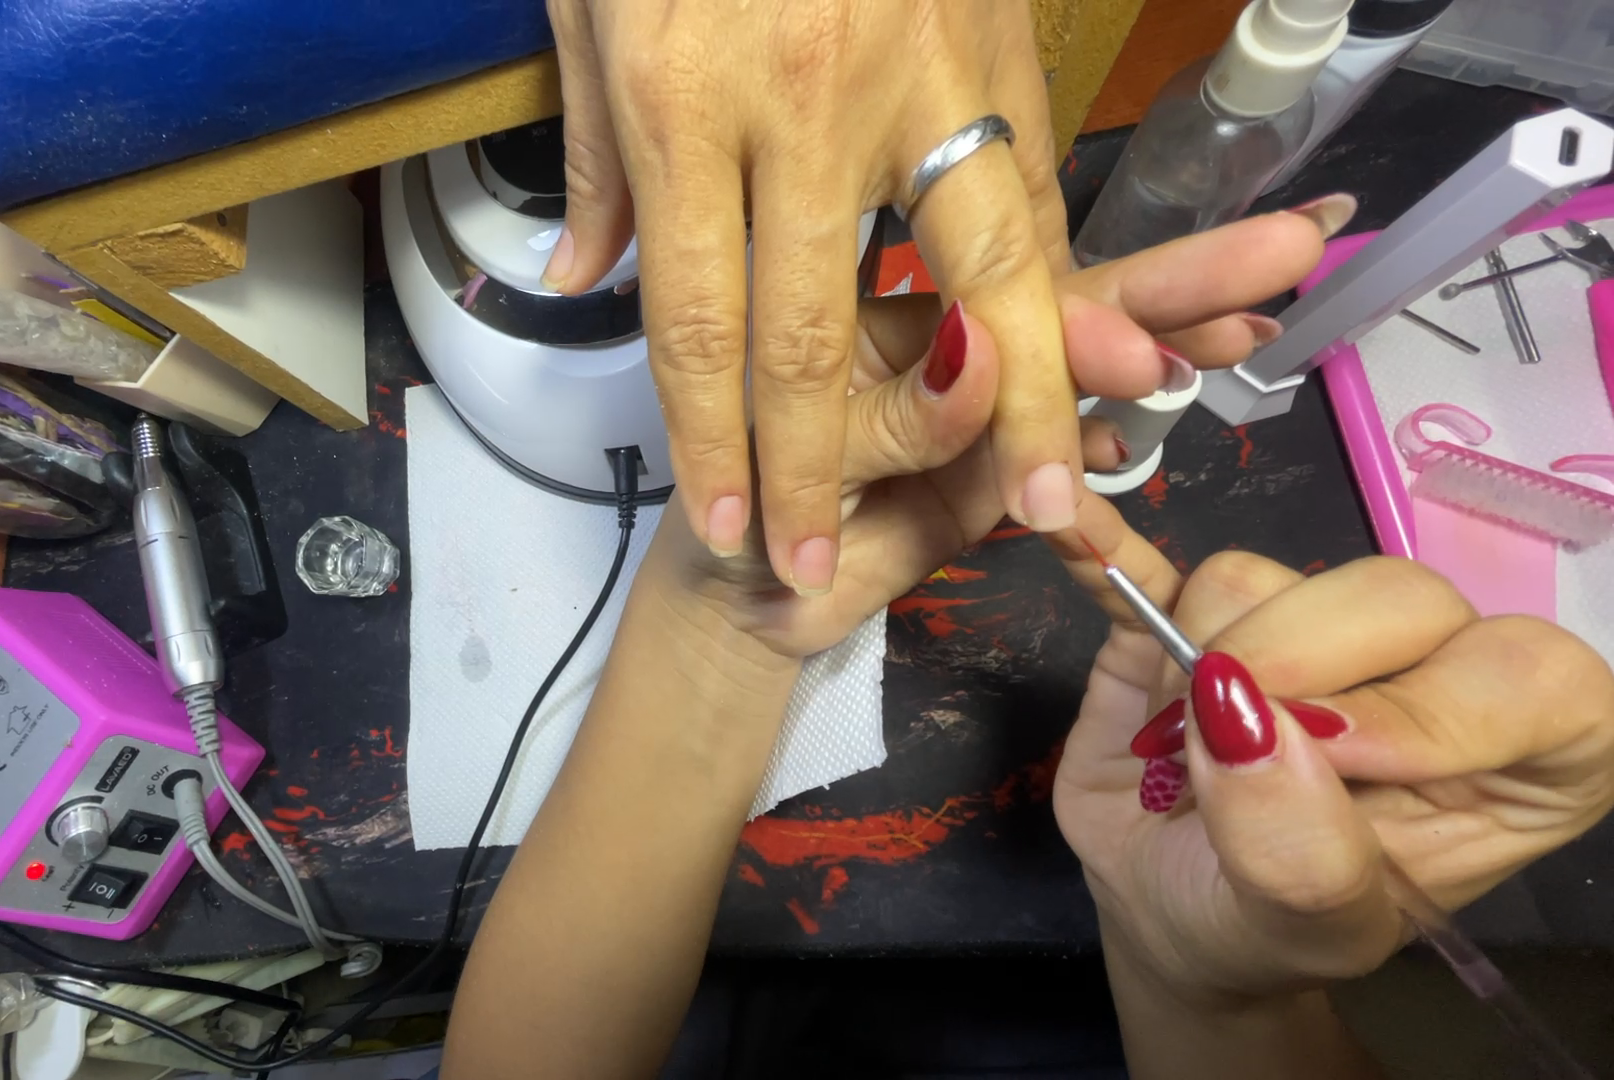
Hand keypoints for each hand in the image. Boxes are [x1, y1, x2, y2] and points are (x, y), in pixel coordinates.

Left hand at [546, 0, 1075, 596]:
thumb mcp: (587, 16)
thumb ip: (592, 170)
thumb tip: (585, 282)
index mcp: (683, 107)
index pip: (698, 331)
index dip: (711, 448)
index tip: (726, 530)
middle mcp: (802, 108)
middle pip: (811, 342)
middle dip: (813, 473)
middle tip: (817, 570)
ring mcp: (917, 72)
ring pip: (975, 278)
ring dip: (1010, 410)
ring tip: (1039, 508)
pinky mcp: (997, 44)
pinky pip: (1024, 202)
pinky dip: (1047, 300)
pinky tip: (1065, 376)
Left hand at [638, 207, 1336, 659]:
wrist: (748, 606)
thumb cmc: (744, 512)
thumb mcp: (801, 458)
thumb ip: (890, 420)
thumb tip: (979, 355)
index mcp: (875, 327)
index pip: (979, 297)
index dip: (1063, 315)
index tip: (1136, 339)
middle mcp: (930, 361)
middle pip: (1048, 320)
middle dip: (1158, 296)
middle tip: (1286, 251)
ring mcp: (965, 424)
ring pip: (1065, 388)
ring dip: (1154, 358)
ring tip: (1253, 327)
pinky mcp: (981, 488)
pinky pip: (1050, 474)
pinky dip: (1095, 462)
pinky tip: (1141, 443)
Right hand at [1048, 500, 1613, 1004]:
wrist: (1153, 897)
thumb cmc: (1252, 927)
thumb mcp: (1302, 928)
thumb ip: (1296, 847)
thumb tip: (1241, 718)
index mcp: (1502, 757)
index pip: (1526, 676)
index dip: (1437, 704)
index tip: (1331, 755)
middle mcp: (1405, 673)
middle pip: (1387, 595)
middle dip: (1290, 659)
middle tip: (1216, 735)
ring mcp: (1278, 634)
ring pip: (1250, 578)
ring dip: (1191, 649)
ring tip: (1172, 736)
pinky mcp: (1174, 619)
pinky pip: (1142, 565)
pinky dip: (1103, 547)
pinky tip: (1069, 527)